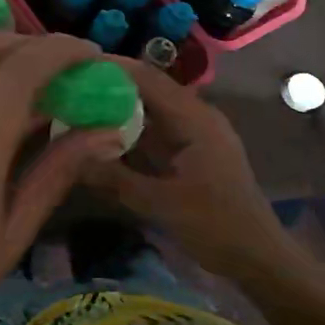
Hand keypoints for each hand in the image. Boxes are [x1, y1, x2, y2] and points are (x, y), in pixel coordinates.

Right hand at [80, 56, 290, 266]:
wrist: (257, 258)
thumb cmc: (215, 225)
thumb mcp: (159, 203)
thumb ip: (113, 177)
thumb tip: (68, 156)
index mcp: (194, 120)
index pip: (147, 79)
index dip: (111, 69)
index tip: (73, 66)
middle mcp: (195, 118)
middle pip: (147, 89)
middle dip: (108, 85)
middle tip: (67, 87)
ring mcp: (193, 135)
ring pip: (148, 108)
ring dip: (115, 106)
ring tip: (75, 105)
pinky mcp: (188, 152)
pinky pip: (152, 129)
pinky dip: (126, 127)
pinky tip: (98, 135)